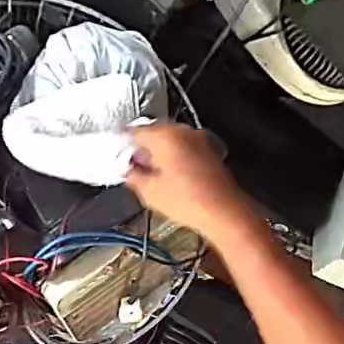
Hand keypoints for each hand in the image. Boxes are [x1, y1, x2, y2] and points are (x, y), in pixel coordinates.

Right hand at [125, 122, 256, 246]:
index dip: (123, 143)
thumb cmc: (190, 201)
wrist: (224, 212)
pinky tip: (173, 177)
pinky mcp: (210, 151)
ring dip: (160, 153)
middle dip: (143, 148)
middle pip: (154, 133)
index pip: (134, 131)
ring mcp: (199, 140)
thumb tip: (128, 171)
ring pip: (171, 141)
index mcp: (164, 135)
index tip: (118, 153)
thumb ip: (132, 176)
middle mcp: (183, 131)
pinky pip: (186, 149)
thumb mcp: (149, 192)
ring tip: (153, 175)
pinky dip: (176, 158)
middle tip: (134, 166)